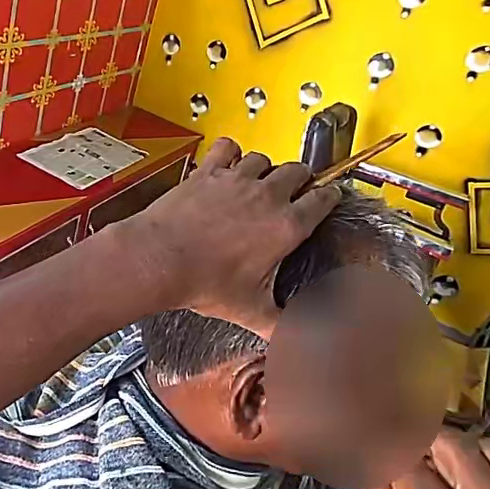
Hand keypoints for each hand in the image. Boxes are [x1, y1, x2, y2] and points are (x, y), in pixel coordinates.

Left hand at [112, 138, 336, 335]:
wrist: (160, 258)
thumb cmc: (203, 280)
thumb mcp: (251, 310)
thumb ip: (281, 326)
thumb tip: (299, 341)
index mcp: (285, 226)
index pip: (322, 199)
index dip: (329, 196)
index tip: (329, 195)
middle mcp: (265, 196)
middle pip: (297, 171)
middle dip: (301, 178)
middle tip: (297, 186)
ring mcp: (236, 180)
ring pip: (264, 158)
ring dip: (266, 167)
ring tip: (262, 177)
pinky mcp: (209, 171)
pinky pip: (228, 147)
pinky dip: (231, 150)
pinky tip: (229, 158)